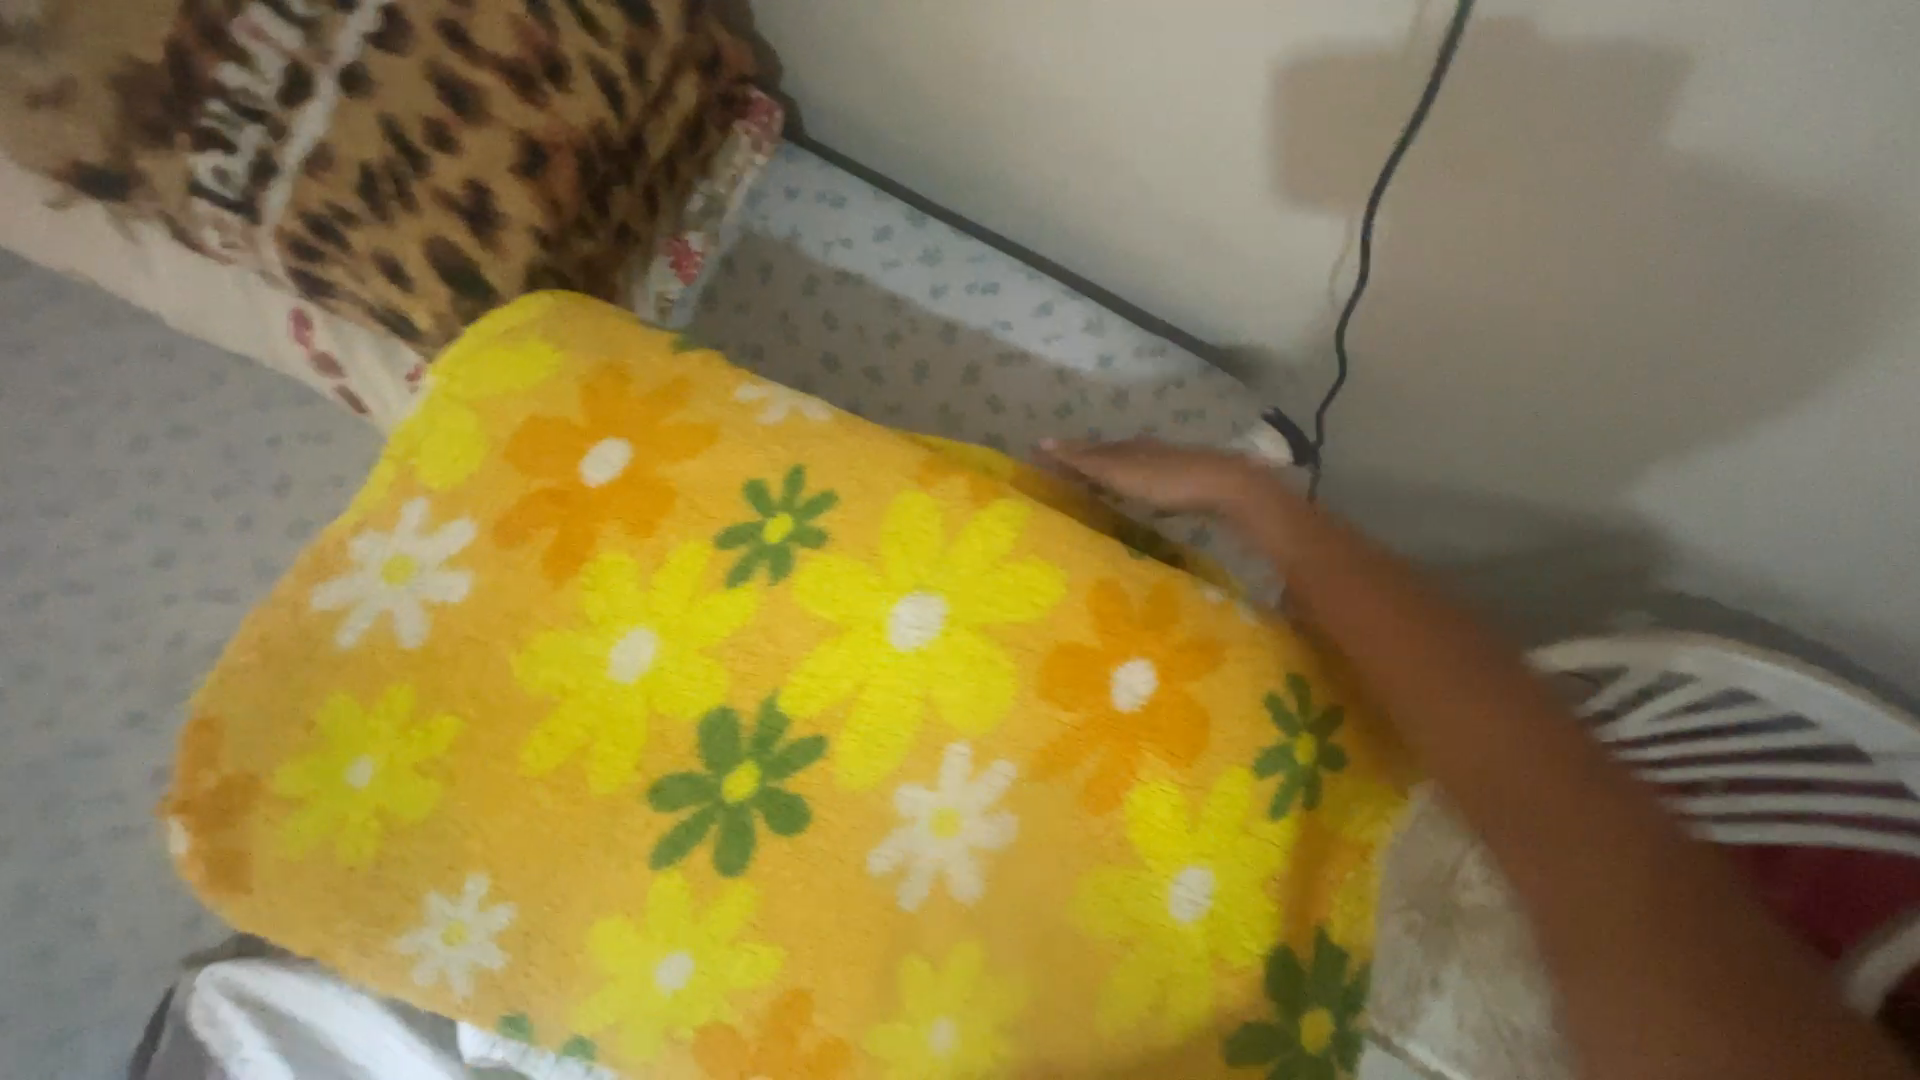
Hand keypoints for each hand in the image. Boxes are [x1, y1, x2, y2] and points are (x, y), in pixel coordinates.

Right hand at [1038, 437, 1279, 517]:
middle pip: (1107, 455)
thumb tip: (1043, 441)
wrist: (1223, 485)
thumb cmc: (1165, 480)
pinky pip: (1147, 482)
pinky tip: (1135, 496)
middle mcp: (1142, 450)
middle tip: (1062, 474)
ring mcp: (1164, 464)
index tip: (1042, 458)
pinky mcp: (1183, 482)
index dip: (1065, 453)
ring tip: (1093, 486)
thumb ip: (1083, 460)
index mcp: (1124, 447)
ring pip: (1128, 467)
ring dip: (1108, 475)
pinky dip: (1132, 487)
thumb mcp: (1118, 471)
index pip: (1086, 449)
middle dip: (1084, 463)